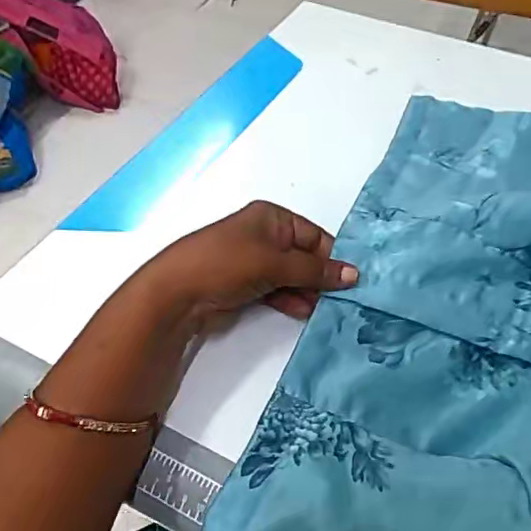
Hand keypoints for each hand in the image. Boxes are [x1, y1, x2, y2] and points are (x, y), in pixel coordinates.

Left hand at [139, 201, 358, 327]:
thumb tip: (353, 274)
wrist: (178, 293)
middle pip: (305, 258)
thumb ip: (316, 271)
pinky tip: (305, 312)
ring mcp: (255, 262)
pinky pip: (279, 292)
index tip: (352, 280)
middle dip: (321, 278)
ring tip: (327, 308)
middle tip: (344, 298)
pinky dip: (292, 301)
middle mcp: (265, 236)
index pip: (314, 236)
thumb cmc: (225, 263)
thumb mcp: (276, 263)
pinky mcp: (247, 286)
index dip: (332, 257)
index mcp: (272, 218)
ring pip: (293, 278)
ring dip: (308, 292)